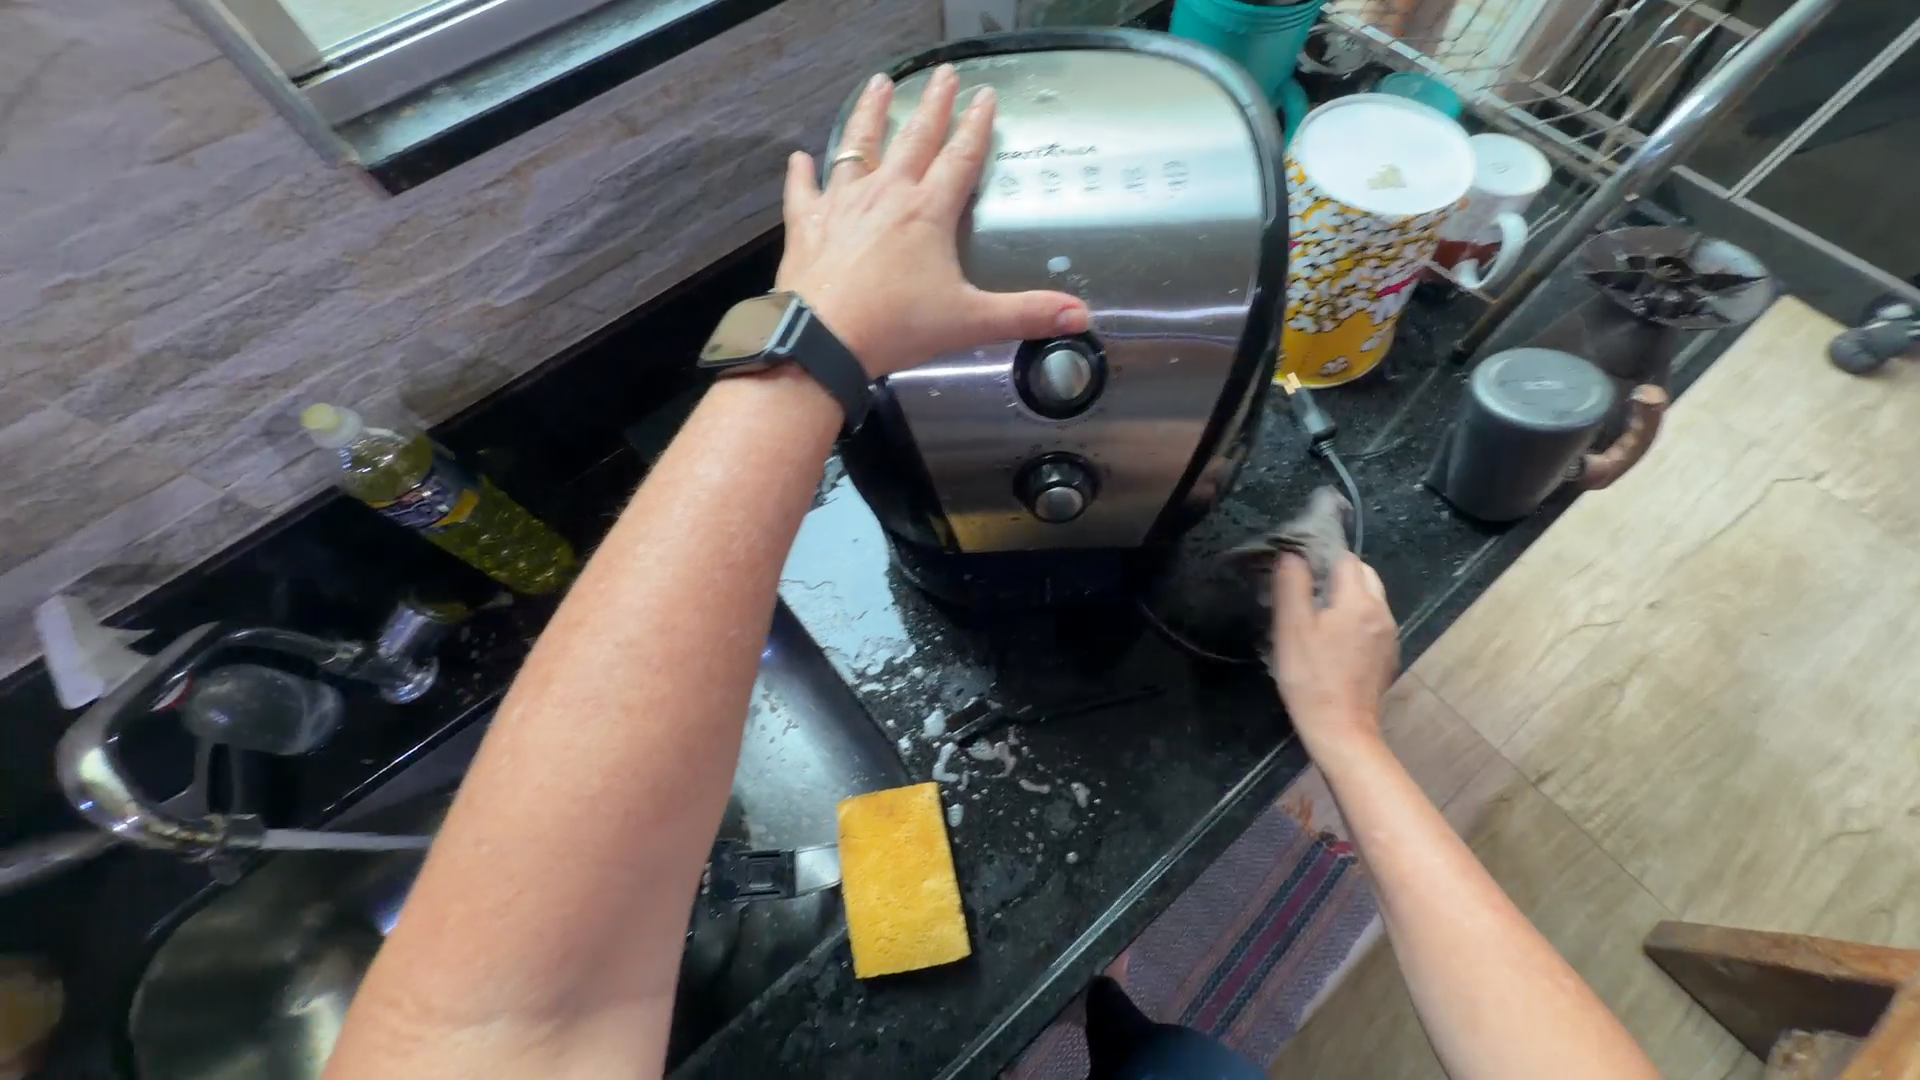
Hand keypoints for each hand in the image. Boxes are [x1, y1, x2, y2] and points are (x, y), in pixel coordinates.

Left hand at [777, 66, 1090, 378]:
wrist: (823, 340)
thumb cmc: (897, 327)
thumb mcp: (970, 322)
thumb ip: (1025, 315)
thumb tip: (1080, 316)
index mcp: (928, 212)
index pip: (960, 158)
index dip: (976, 127)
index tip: (985, 97)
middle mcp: (886, 195)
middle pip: (914, 139)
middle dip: (932, 105)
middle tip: (942, 74)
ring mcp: (843, 204)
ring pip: (859, 147)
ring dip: (871, 114)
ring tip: (878, 85)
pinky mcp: (808, 224)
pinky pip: (805, 190)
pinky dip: (803, 173)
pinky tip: (801, 157)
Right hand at [1271, 554, 1398, 753]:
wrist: (1339, 728)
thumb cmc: (1309, 675)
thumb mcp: (1291, 627)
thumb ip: (1292, 585)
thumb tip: (1292, 556)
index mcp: (1359, 601)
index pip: (1345, 559)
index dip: (1321, 557)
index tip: (1298, 569)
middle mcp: (1382, 613)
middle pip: (1364, 576)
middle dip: (1337, 574)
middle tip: (1306, 590)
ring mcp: (1389, 637)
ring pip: (1370, 600)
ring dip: (1346, 598)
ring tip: (1317, 615)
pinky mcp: (1388, 657)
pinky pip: (1372, 624)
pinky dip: (1355, 621)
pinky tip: (1333, 642)